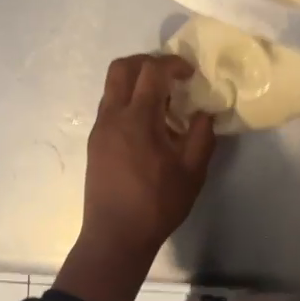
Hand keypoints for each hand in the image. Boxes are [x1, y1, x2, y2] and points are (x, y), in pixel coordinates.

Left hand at [57, 54, 216, 300]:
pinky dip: (129, 101)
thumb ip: (202, 135)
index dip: (172, 63)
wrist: (115, 238)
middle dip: (147, 62)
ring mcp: (100, 129)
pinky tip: (149, 126)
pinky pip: (110, 106)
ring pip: (112, 86)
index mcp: (137, 119)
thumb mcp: (192, 172)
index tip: (190, 74)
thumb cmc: (157, 204)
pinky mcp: (95, 143)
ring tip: (162, 103)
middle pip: (122, 68)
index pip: (151, 71)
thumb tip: (204, 112)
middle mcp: (113, 116)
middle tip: (171, 76)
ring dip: (137, 82)